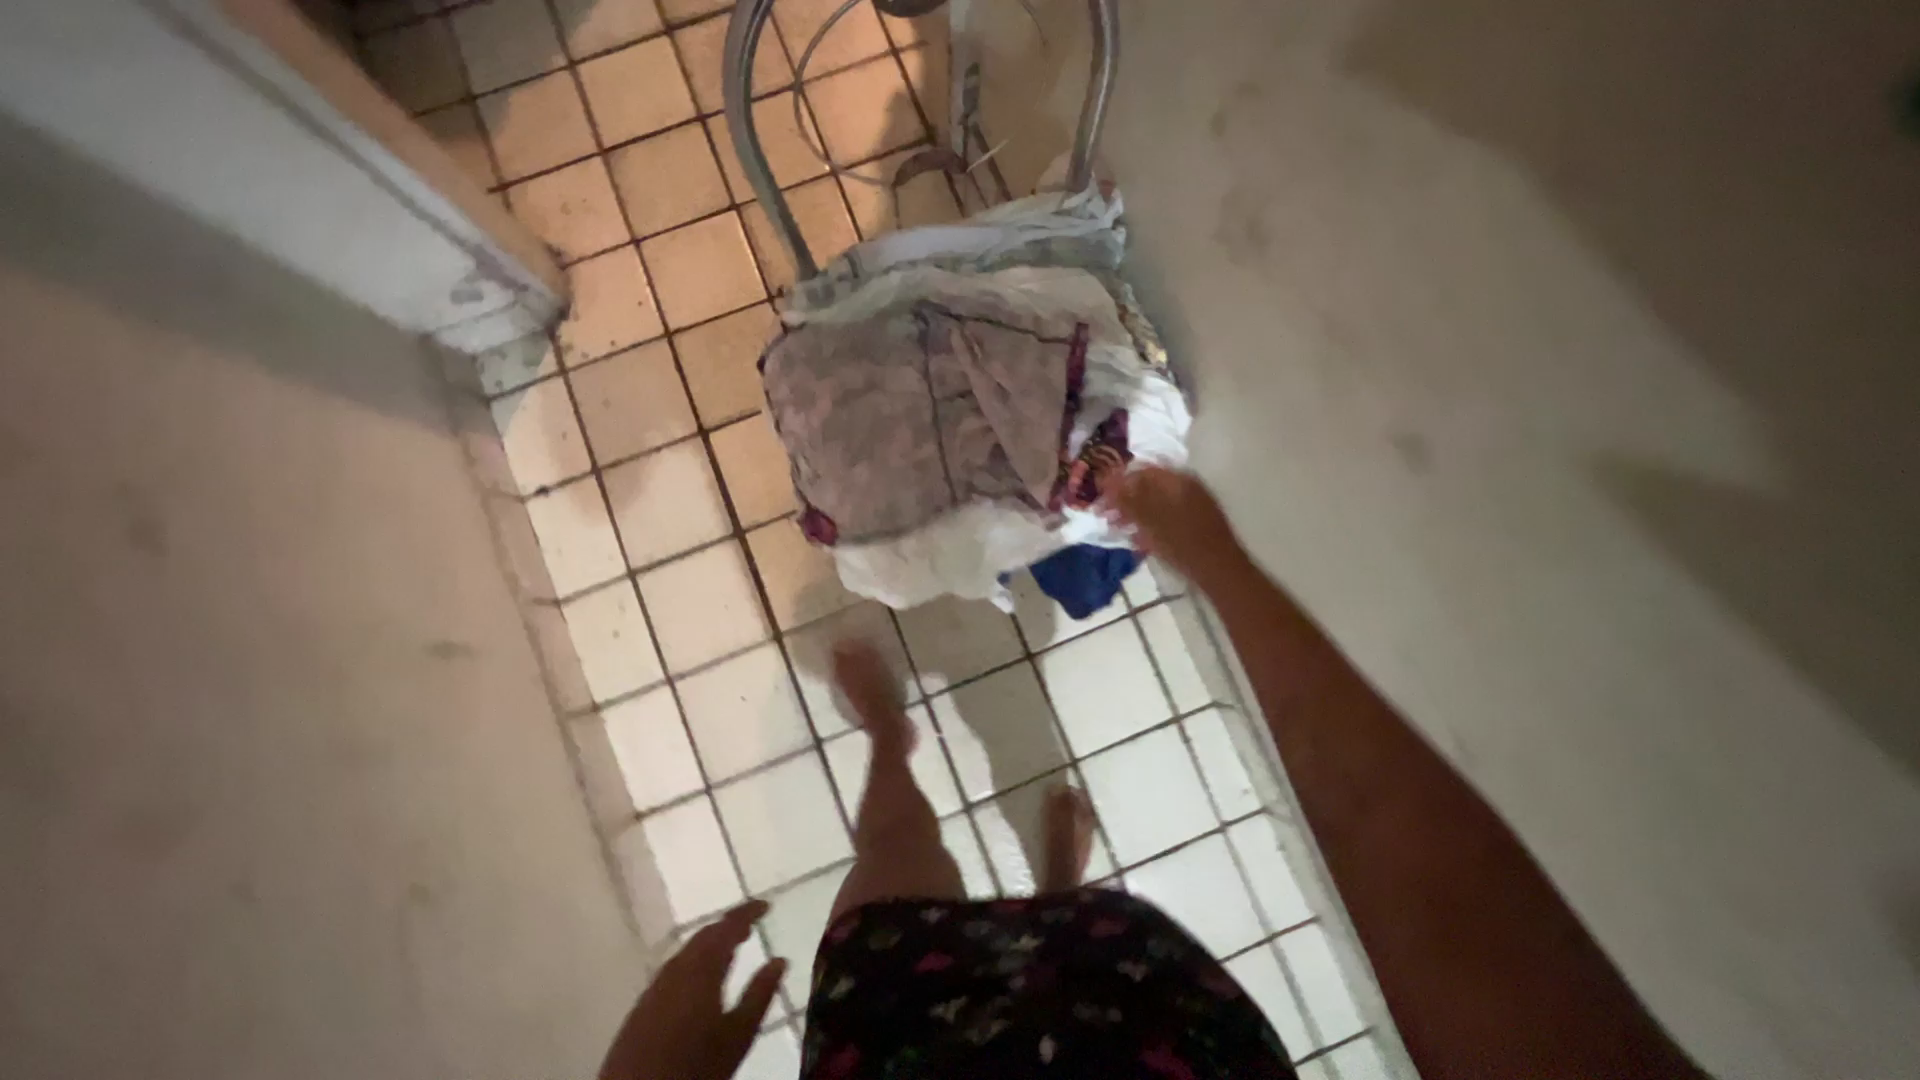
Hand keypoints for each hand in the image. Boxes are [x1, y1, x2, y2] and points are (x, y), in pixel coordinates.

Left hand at [599, 900, 786, 1079]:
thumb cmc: (695, 1068)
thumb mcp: (738, 1035)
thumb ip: (760, 994)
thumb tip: (780, 960)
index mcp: (701, 970)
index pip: (726, 927)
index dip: (747, 912)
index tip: (766, 906)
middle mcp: (676, 971)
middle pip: (703, 937)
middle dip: (728, 927)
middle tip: (751, 927)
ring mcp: (655, 988)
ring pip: (687, 953)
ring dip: (710, 945)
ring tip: (732, 950)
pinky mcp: (642, 1007)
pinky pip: (674, 970)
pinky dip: (694, 963)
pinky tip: (701, 981)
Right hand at [1114, 466, 1246, 589]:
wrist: (1220, 571)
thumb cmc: (1183, 544)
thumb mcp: (1149, 521)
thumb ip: (1127, 500)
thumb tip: (1106, 480)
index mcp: (1177, 480)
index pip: (1141, 471)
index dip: (1118, 482)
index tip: (1101, 497)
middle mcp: (1187, 486)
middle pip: (1148, 486)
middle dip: (1125, 500)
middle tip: (1106, 516)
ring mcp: (1195, 504)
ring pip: (1157, 502)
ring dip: (1136, 514)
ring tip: (1119, 530)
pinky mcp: (1197, 522)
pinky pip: (1167, 516)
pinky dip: (1151, 524)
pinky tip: (1139, 541)